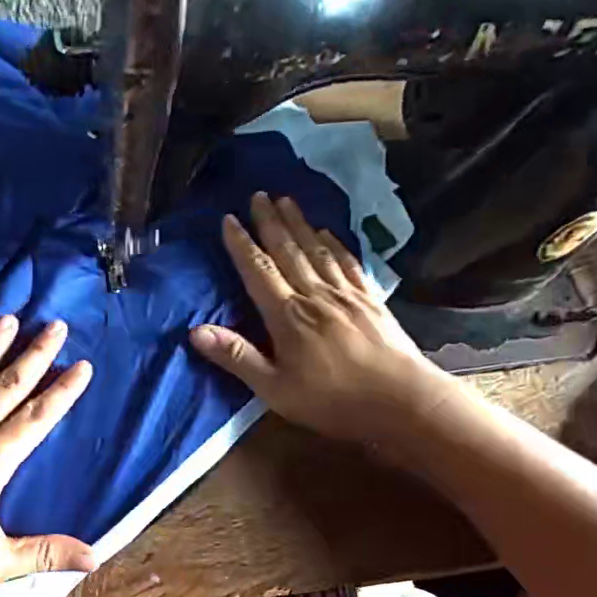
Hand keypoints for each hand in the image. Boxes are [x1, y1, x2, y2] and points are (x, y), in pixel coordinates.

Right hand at [189, 192, 465, 448]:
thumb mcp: (274, 388)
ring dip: (300, 224)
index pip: (259, 272)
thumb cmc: (331, 401)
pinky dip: (334, 244)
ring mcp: (347, 295)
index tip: (229, 220)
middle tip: (258, 195)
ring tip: (287, 201)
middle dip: (270, 222)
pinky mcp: (371, 300)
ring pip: (317, 250)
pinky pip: (348, 263)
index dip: (242, 245)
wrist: (401, 401)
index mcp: (288, 317)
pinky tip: (328, 233)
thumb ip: (237, 357)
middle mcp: (316, 296)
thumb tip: (195, 332)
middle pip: (288, 251)